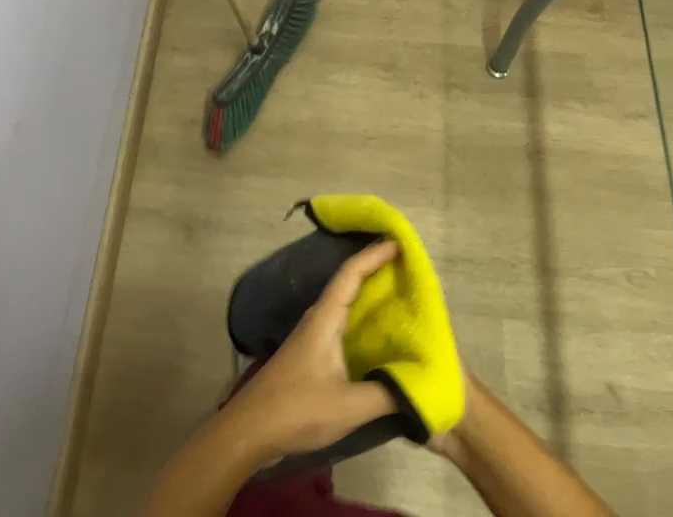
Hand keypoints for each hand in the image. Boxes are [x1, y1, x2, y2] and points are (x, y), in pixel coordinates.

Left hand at [216, 239, 400, 463]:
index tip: (400, 242)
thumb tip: (422, 384)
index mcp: (324, 319)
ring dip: (370, 295)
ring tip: (401, 293)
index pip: (351, 274)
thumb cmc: (297, 410)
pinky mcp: (312, 355)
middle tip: (409, 266)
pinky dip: (364, 320)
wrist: (250, 431)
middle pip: (349, 283)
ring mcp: (313, 337)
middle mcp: (318, 320)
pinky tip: (380, 335)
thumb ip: (389, 393)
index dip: (374, 255)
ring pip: (345, 305)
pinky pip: (343, 325)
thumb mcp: (349, 406)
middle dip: (376, 269)